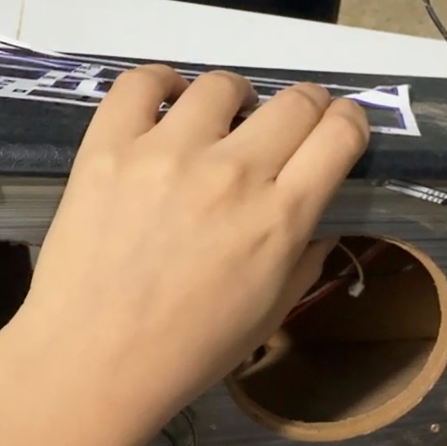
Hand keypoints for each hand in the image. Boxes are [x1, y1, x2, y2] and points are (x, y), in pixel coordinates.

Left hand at [0, 67, 368, 445]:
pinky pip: (143, 83)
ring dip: (237, 101)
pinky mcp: (109, 147)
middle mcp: (233, 173)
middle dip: (308, 107)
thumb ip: (306, 257)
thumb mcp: (272, 313)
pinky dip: (164, 85)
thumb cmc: (192, 350)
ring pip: (223, 85)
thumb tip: (317, 218)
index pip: (340, 134)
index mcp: (280, 218)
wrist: (95, 362)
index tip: (341, 130)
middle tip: (289, 127)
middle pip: (296, 101)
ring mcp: (167, 153)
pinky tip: (169, 107)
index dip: (351, 122)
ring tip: (222, 126)